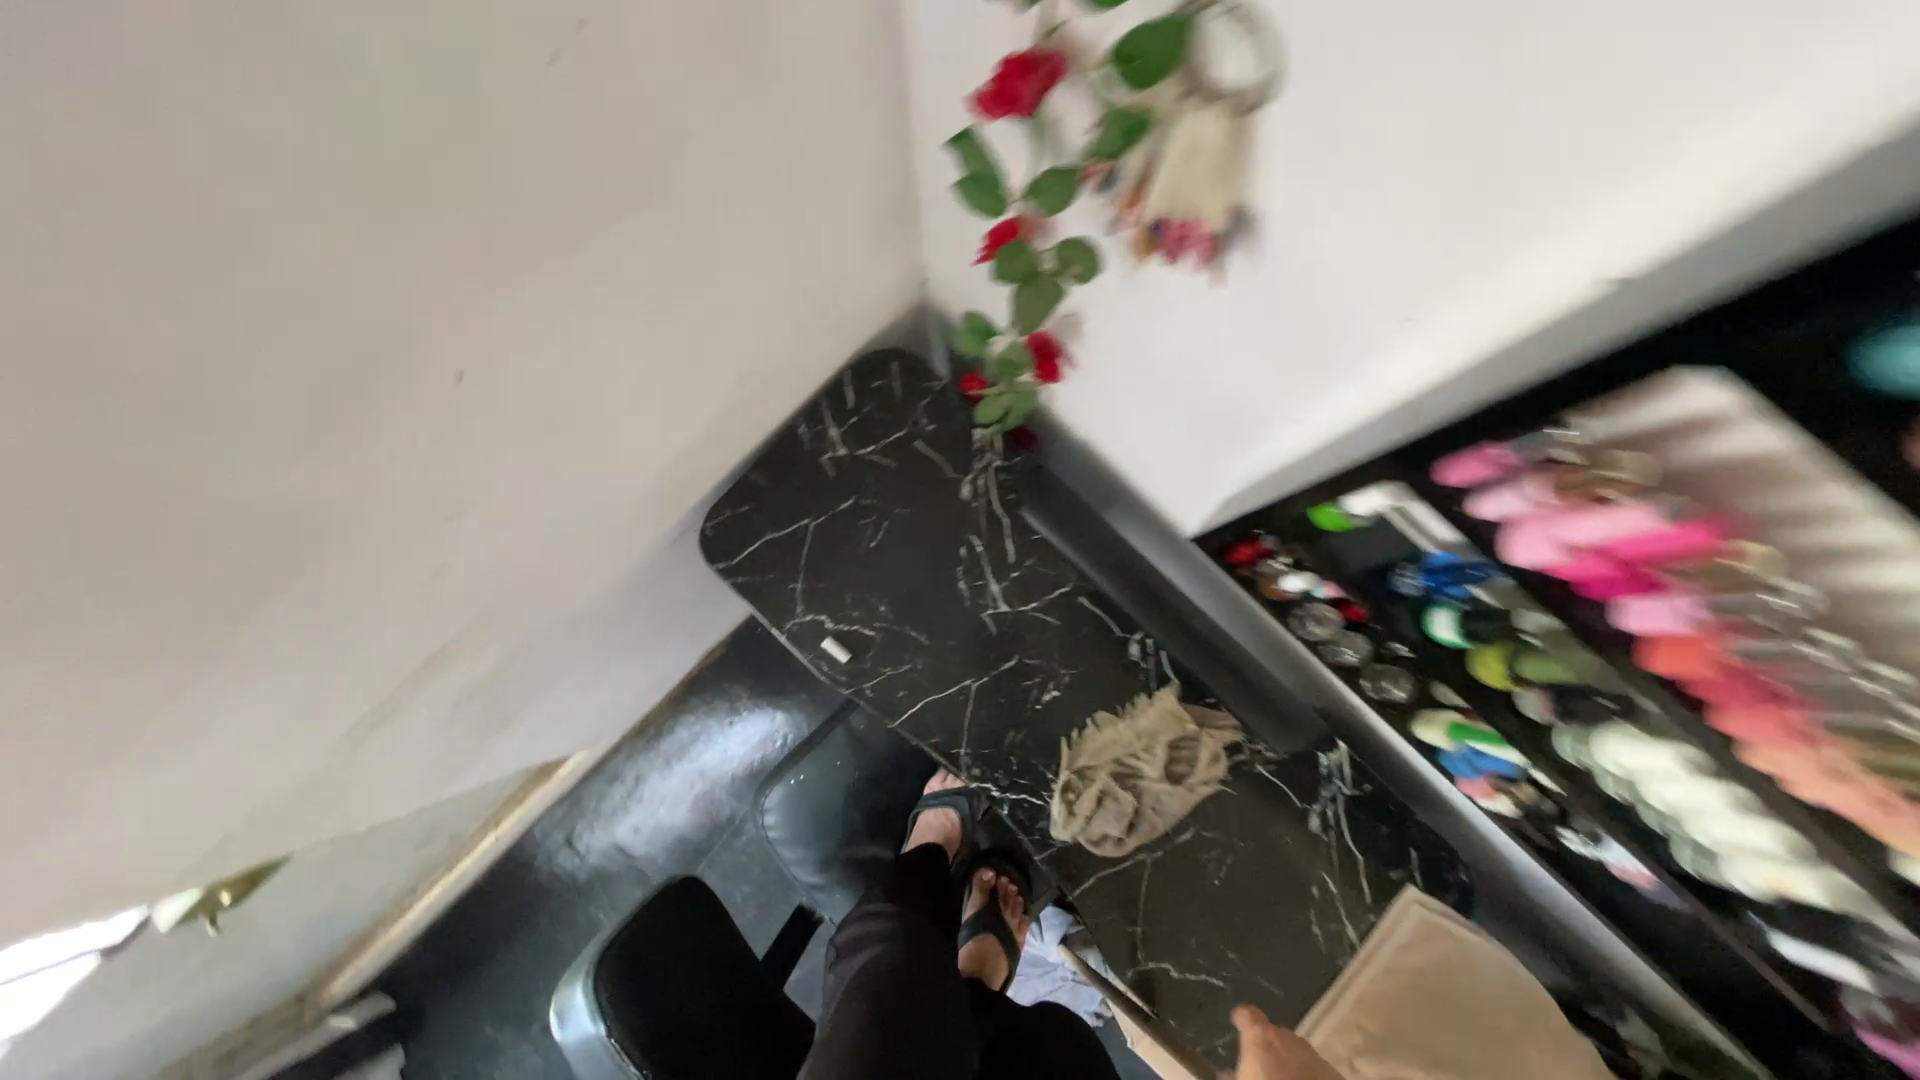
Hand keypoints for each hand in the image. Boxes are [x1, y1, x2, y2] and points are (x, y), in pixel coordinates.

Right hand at [1228, 1006, 1343, 1079]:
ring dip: (1288, 1061)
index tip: (1236, 1021)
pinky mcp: (1334, 1074)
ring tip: (1281, 1078)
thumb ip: (1230, 1075)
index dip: (1241, 1018)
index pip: (1247, 1014)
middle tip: (1260, 1066)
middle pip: (1274, 1033)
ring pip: (1296, 1052)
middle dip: (1267, 1046)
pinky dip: (1307, 1075)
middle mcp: (1287, 1038)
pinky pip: (1315, 1069)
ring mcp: (1314, 1056)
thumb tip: (1223, 1072)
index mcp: (1260, 1037)